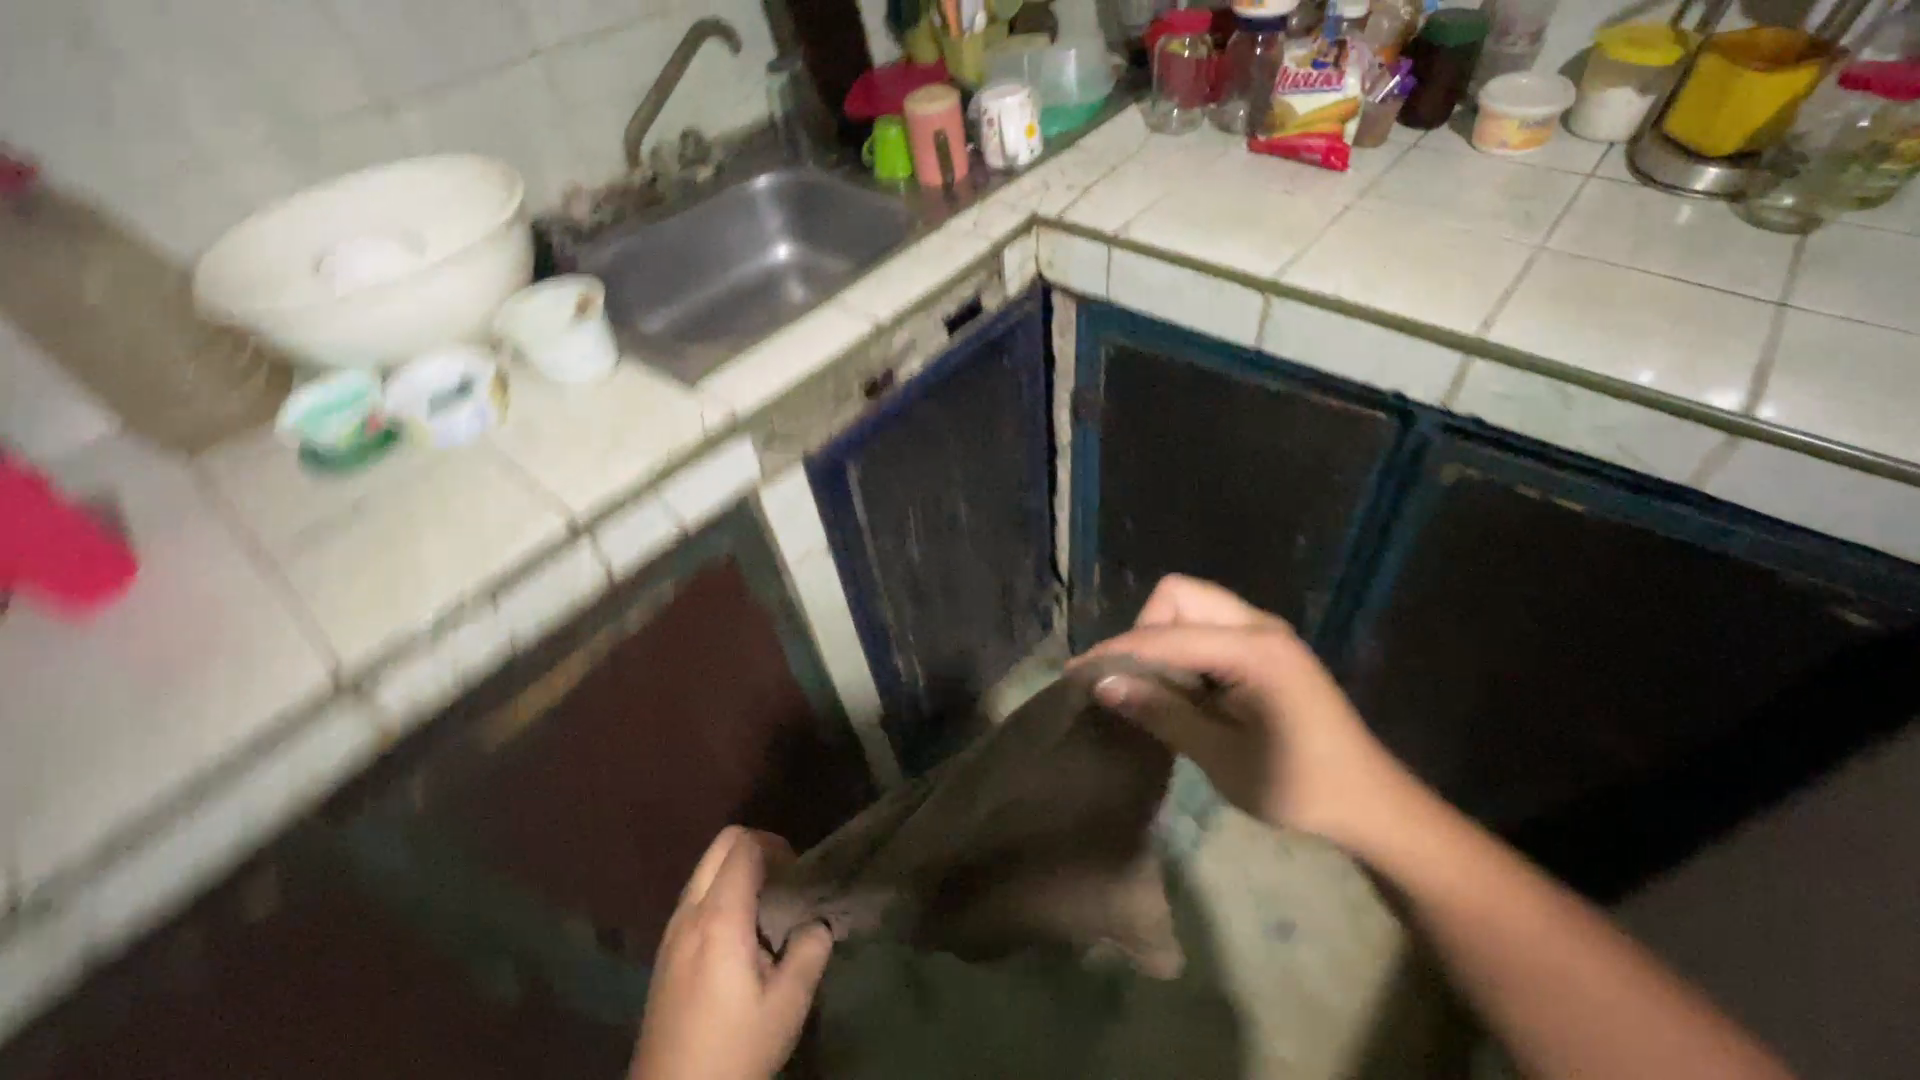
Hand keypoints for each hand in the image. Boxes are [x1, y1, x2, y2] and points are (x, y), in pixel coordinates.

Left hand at [628, 827, 832, 1079]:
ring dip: (737, 871)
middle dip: (756, 848)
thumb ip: (810, 951)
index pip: (743, 847)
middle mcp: (689, 912)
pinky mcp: (665, 951)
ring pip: (704, 871)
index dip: (776, 845)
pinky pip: (694, 898)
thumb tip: (817, 922)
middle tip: (786, 878)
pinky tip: (743, 934)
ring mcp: (671, 931)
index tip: (800, 872)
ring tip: (768, 906)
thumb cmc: (735, 1047)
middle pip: (719, 846)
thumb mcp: (787, 1004)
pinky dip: (721, 893)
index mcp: (720, 917)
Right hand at [1080, 575, 1429, 852]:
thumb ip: (1162, 713)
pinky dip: (1183, 650)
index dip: (1116, 653)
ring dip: (1162, 640)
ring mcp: (1266, 635)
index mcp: (1255, 651)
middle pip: (1179, 595)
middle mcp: (1260, 627)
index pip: (1165, 636)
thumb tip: (1102, 684)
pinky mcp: (1266, 650)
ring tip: (1151, 691)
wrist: (1370, 803)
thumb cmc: (1299, 787)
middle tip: (1130, 683)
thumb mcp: (1222, 757)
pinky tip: (1181, 692)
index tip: (1075, 676)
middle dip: (1144, 631)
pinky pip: (1209, 629)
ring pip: (1192, 607)